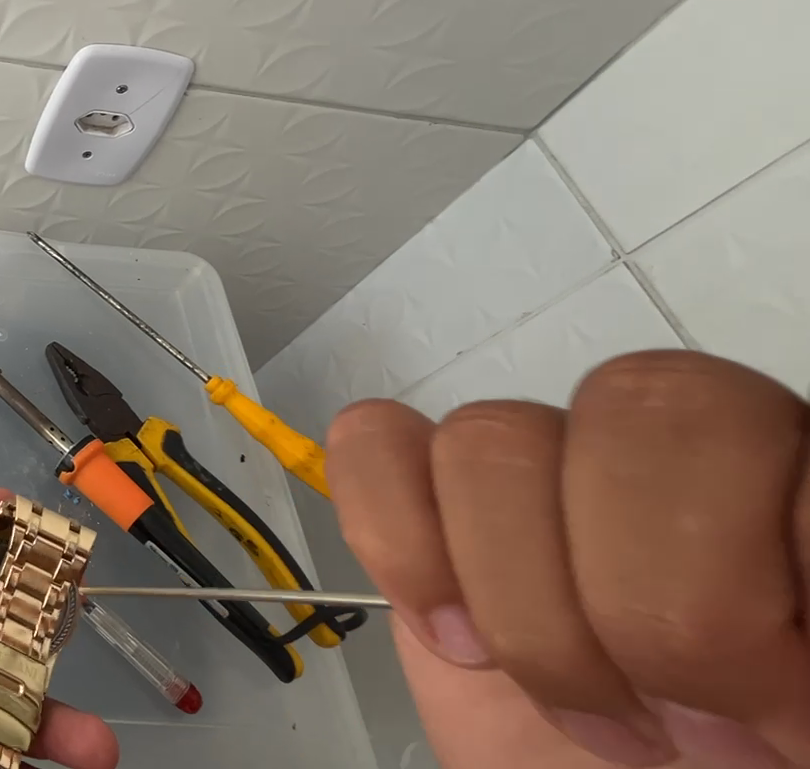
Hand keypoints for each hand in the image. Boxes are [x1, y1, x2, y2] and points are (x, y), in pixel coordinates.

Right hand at [328, 350, 809, 768]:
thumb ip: (809, 664)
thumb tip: (750, 635)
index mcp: (796, 488)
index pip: (738, 423)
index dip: (733, 578)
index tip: (776, 727)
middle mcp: (665, 451)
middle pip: (628, 409)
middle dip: (643, 594)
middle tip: (687, 726)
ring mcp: (532, 468)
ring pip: (483, 440)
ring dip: (520, 603)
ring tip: (578, 709)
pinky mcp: (423, 501)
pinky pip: (369, 445)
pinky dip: (393, 537)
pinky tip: (450, 634)